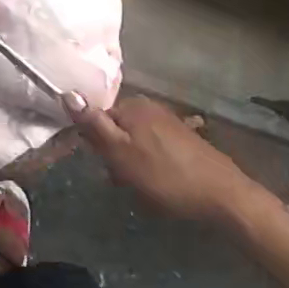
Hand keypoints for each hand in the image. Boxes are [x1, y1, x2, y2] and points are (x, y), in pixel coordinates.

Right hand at [66, 93, 273, 226]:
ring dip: (131, 164)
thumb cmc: (164, 176)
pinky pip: (152, 148)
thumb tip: (67, 92)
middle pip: (115, 129)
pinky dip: (150, 166)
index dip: (96, 144)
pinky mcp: (182, 139)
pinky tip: (159, 183)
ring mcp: (169, 121)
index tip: (105, 165)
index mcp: (132, 105)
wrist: (221, 195)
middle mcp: (150, 106)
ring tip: (142, 186)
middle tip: (124, 179)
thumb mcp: (120, 153)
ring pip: (133, 141)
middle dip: (114, 155)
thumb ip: (93, 124)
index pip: (96, 117)